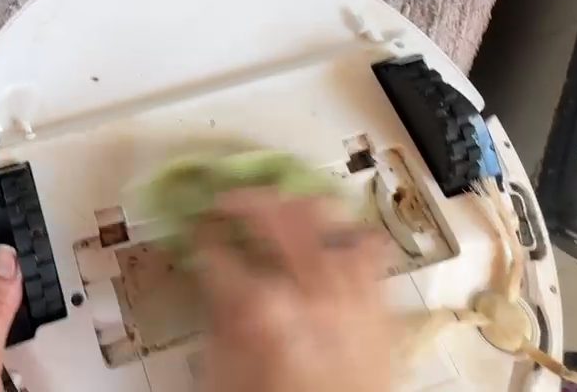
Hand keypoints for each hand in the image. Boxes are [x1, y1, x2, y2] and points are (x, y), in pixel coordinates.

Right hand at [194, 189, 392, 391]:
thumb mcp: (224, 376)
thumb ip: (220, 317)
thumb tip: (212, 271)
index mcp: (265, 315)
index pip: (220, 253)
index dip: (202, 237)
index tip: (194, 230)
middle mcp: (314, 297)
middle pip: (277, 218)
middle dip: (245, 201)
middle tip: (225, 204)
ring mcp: (355, 303)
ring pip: (330, 221)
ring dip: (297, 206)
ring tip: (277, 206)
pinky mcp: (382, 315)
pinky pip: (372, 255)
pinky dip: (348, 235)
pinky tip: (327, 237)